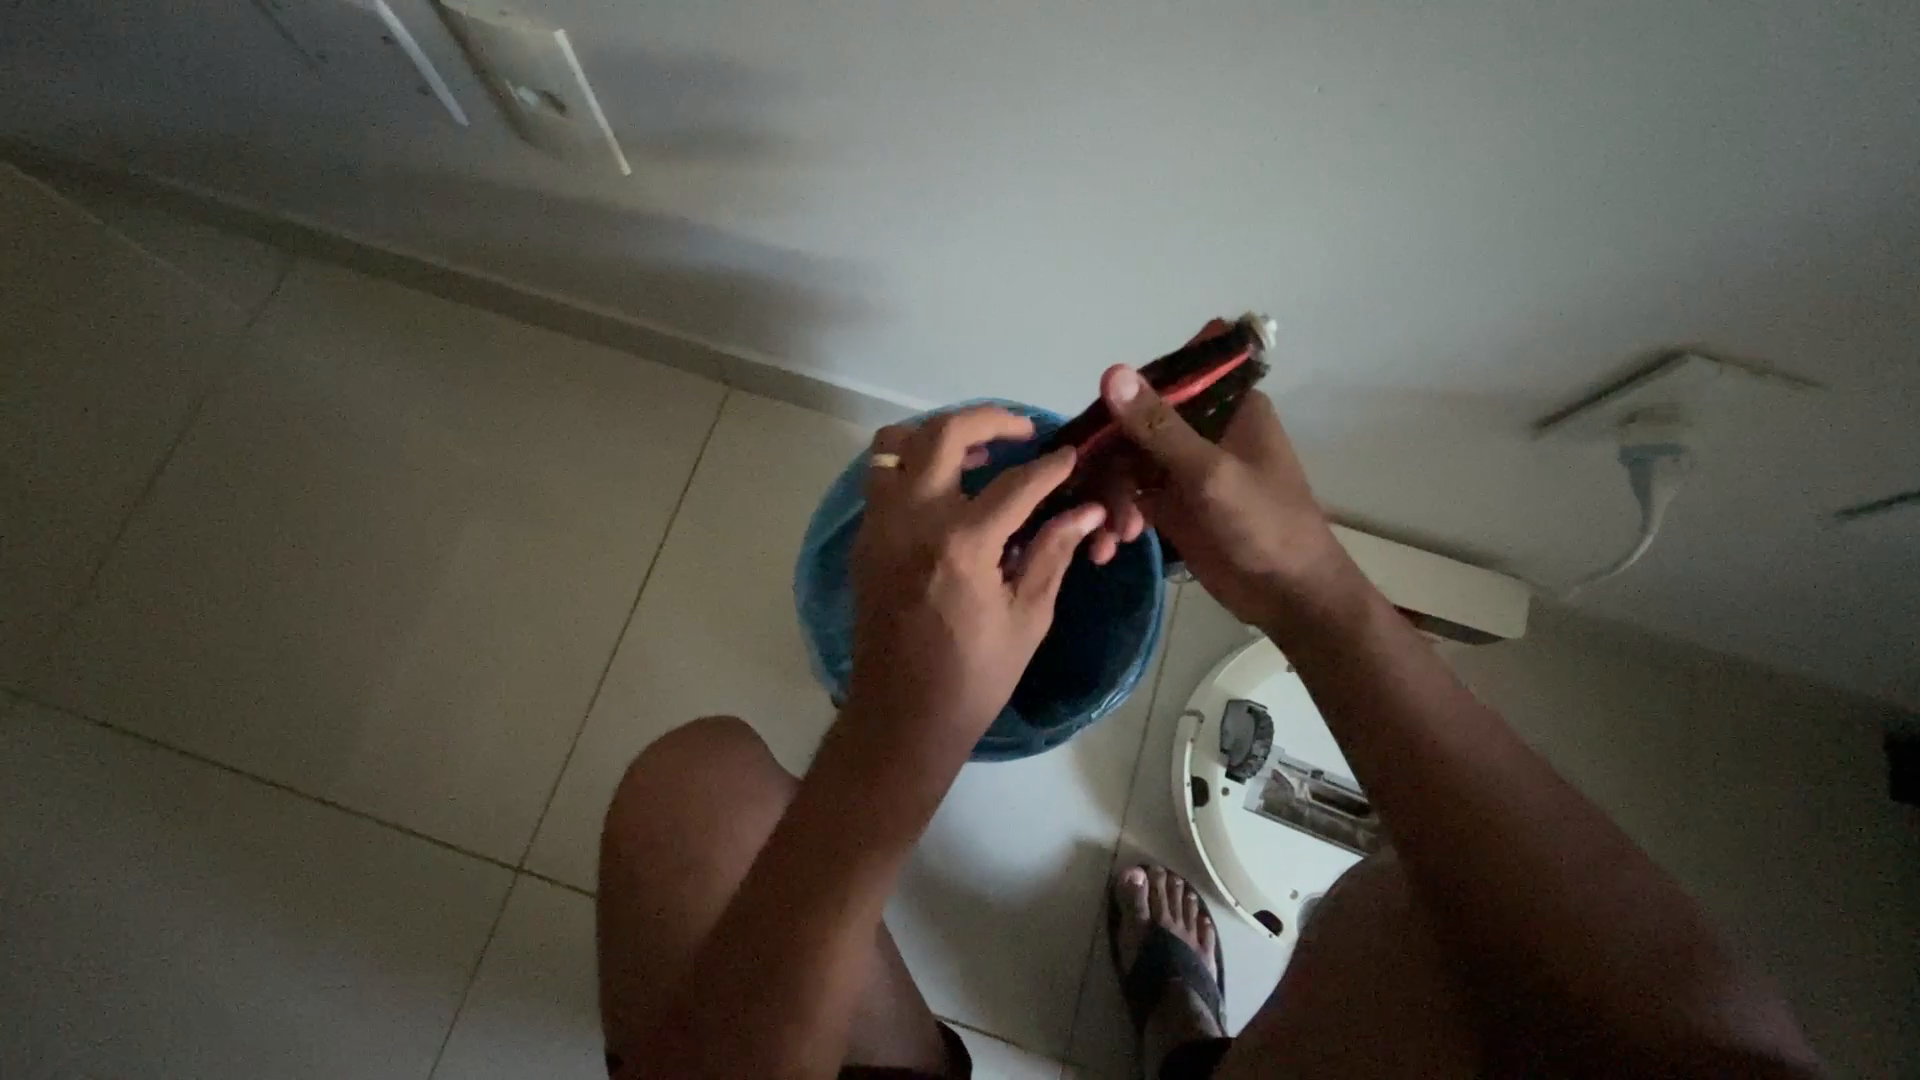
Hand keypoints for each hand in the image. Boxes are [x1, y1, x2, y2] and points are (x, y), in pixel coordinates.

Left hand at [846, 406, 1107, 752]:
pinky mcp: (863, 540)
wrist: (901, 715)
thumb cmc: (973, 676)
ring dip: (936, 434)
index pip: (1015, 482)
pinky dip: (912, 465)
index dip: (1051, 466)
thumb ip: (1052, 553)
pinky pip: (881, 478)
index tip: (1070, 455)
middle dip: (988, 418)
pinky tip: (946, 489)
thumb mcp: (1027, 617)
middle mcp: (911, 520)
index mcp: (961, 544)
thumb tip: (1086, 511)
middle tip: (1020, 431)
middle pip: (943, 434)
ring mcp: (879, 526)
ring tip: (975, 450)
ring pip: (895, 445)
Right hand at [1087, 322, 1350, 629]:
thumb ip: (1159, 426)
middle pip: (1139, 420)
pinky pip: (1131, 496)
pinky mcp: (1171, 503)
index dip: (1135, 385)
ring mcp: (1185, 467)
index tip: (1102, 412)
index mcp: (1228, 406)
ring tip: (1112, 530)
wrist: (1287, 595)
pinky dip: (1119, 516)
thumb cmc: (1264, 524)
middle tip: (1089, 482)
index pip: (1175, 372)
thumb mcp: (1209, 472)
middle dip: (1111, 453)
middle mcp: (1204, 429)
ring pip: (1128, 460)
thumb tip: (1111, 373)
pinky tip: (1114, 542)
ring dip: (1112, 493)